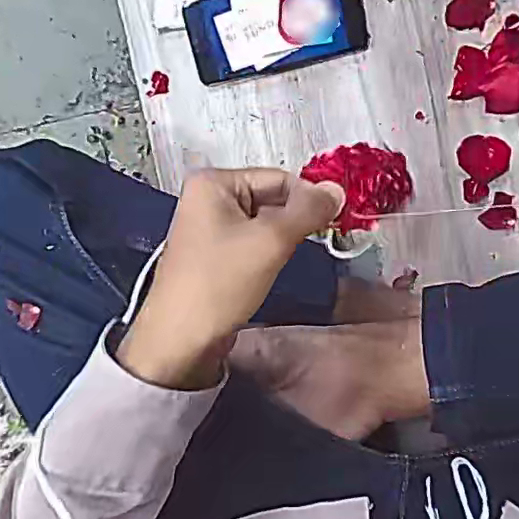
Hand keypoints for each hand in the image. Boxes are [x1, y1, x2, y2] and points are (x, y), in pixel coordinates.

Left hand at [117, 169, 342, 388]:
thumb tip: (337, 190)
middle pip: (273, 197)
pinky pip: (253, 240)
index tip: (329, 224)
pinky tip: (270, 268)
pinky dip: (269, 250)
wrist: (181, 340)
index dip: (307, 200)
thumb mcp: (272, 240)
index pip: (280, 178)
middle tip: (310, 243)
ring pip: (266, 221)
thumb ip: (308, 211)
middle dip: (294, 220)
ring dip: (283, 237)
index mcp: (213, 182)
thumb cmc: (220, 283)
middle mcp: (208, 197)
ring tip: (284, 258)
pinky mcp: (214, 252)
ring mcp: (210, 226)